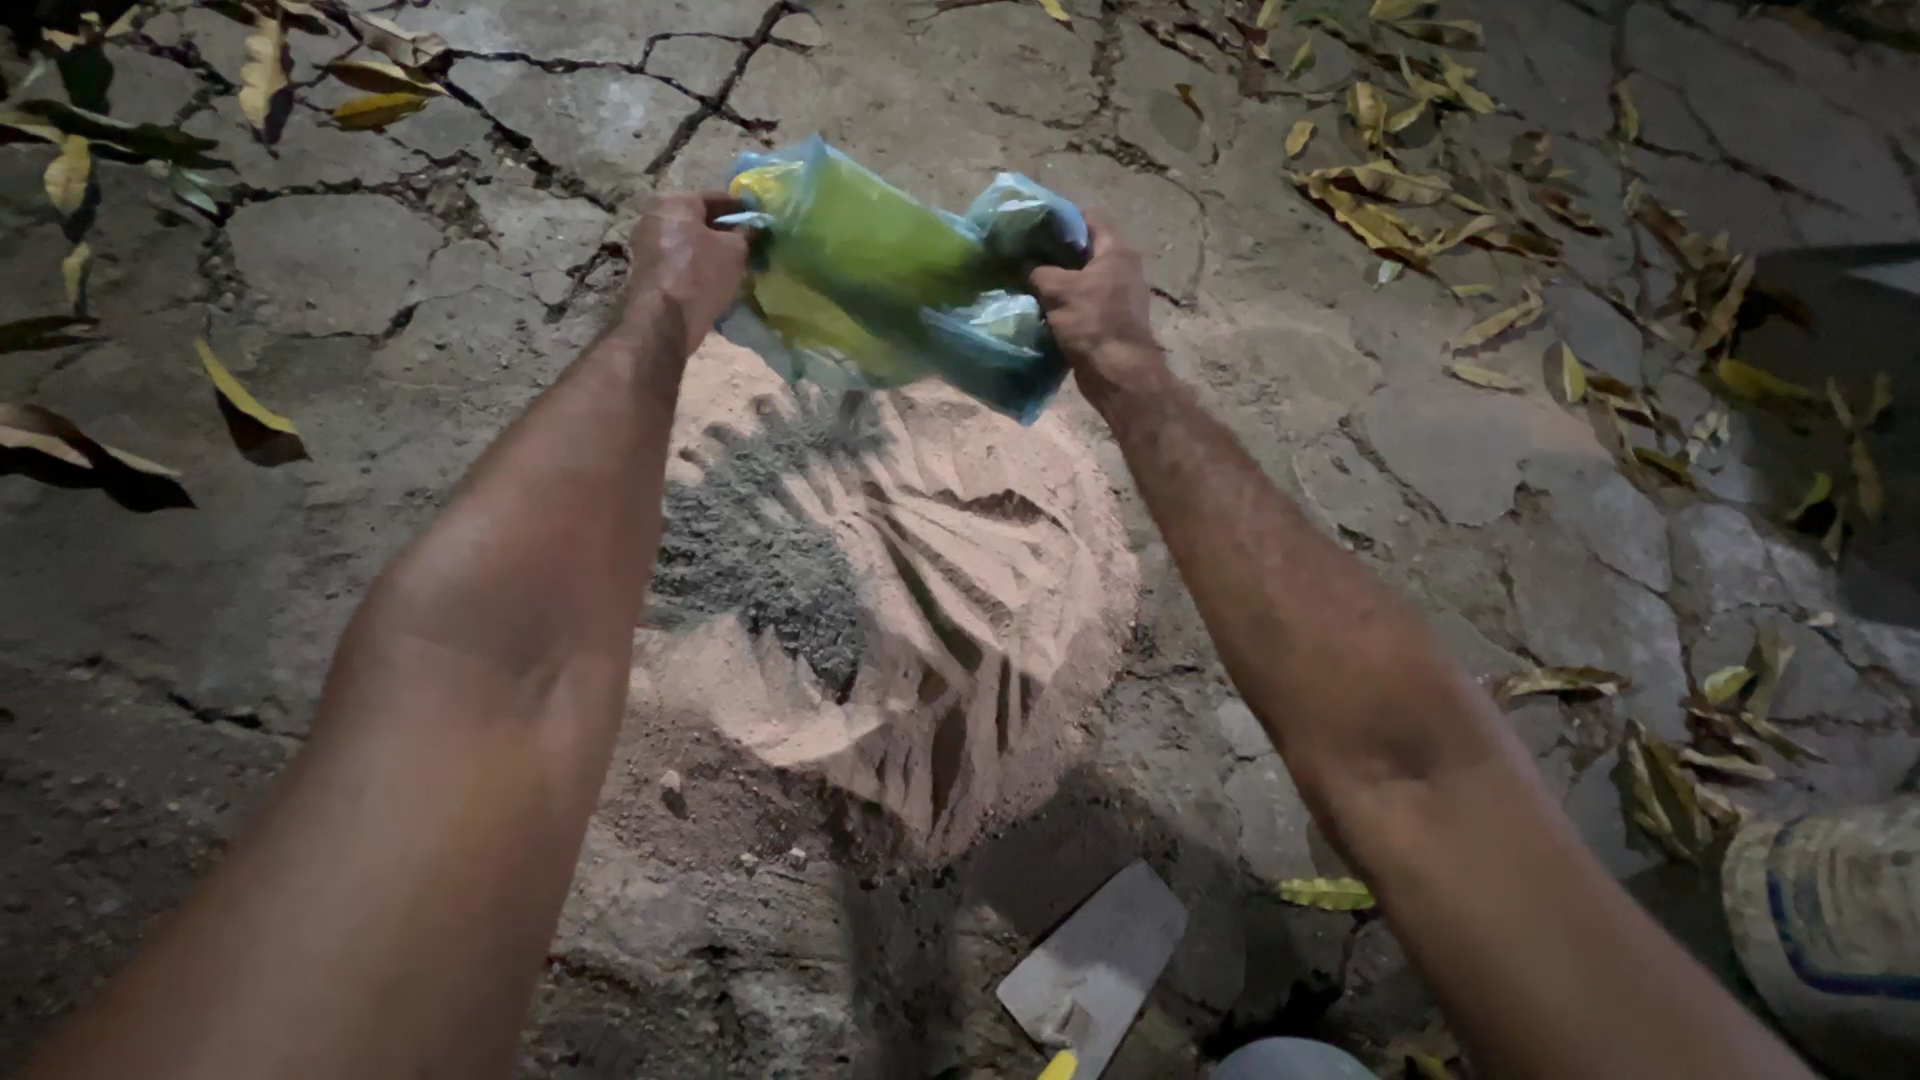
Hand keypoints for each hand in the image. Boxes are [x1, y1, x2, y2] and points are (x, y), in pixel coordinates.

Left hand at [624, 192, 749, 354]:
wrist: (664, 318)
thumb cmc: (701, 274)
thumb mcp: (735, 251)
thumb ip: (745, 235)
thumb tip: (751, 228)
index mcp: (675, 201)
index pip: (715, 198)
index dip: (739, 208)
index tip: (756, 217)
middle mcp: (655, 215)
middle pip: (697, 219)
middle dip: (722, 229)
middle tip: (746, 241)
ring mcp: (646, 243)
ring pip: (687, 240)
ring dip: (708, 248)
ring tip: (732, 261)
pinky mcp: (646, 269)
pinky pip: (678, 259)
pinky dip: (695, 264)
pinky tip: (713, 276)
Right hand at [1030, 216, 1168, 411]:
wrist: (1117, 373)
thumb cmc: (1093, 323)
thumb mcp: (1059, 291)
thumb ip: (1038, 272)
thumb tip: (1024, 265)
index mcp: (1116, 251)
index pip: (1089, 218)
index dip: (1062, 217)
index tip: (1034, 223)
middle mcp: (1121, 269)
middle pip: (1084, 249)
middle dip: (1054, 250)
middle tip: (1025, 251)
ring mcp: (1116, 296)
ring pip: (1081, 278)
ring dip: (1057, 279)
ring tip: (1027, 277)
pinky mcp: (1108, 319)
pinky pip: (1082, 301)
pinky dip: (1063, 301)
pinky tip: (1040, 304)